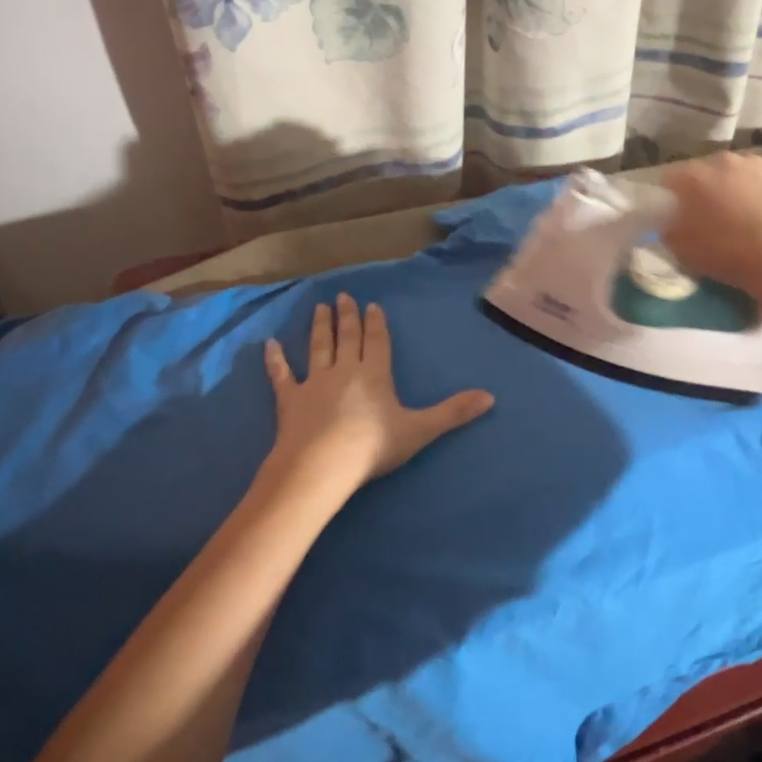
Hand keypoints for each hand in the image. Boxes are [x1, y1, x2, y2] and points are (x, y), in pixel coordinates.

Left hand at [261, 294, 493, 498]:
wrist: (321, 465)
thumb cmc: (373, 447)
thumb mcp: (420, 430)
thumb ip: (453, 413)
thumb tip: (491, 397)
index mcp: (376, 375)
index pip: (378, 343)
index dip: (376, 325)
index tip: (371, 306)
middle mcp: (345, 371)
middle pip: (347, 338)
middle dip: (347, 317)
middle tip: (343, 296)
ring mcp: (315, 382)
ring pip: (318, 348)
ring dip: (319, 327)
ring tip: (320, 308)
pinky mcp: (290, 398)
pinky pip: (282, 374)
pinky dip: (276, 359)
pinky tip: (270, 344)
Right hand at [662, 153, 761, 303]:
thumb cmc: (729, 255)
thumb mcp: (684, 252)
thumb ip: (670, 231)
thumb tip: (671, 223)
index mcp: (694, 178)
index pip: (670, 179)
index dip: (671, 197)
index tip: (677, 215)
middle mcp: (724, 161)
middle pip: (706, 172)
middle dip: (706, 190)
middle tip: (713, 216)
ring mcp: (758, 163)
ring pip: (738, 172)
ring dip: (736, 187)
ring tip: (745, 215)